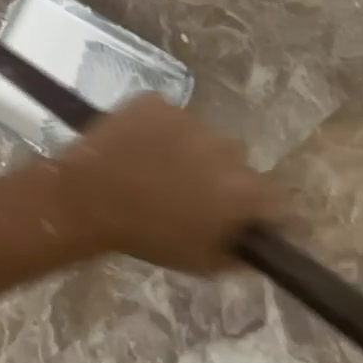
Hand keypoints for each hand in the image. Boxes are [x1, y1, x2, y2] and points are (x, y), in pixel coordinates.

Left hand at [50, 93, 273, 273]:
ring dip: (188, 149)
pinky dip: (157, 128)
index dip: (260, 211)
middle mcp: (226, 147)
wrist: (87, 196)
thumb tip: (257, 245)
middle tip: (189, 192)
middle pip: (236, 163)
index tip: (242, 217)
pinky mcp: (157, 101)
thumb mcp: (201, 261)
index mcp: (243, 190)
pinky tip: (137, 146)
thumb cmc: (146, 235)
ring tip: (155, 167)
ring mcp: (189, 118)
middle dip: (221, 177)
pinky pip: (166, 116)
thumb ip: (239, 252)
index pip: (275, 200)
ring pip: (200, 136)